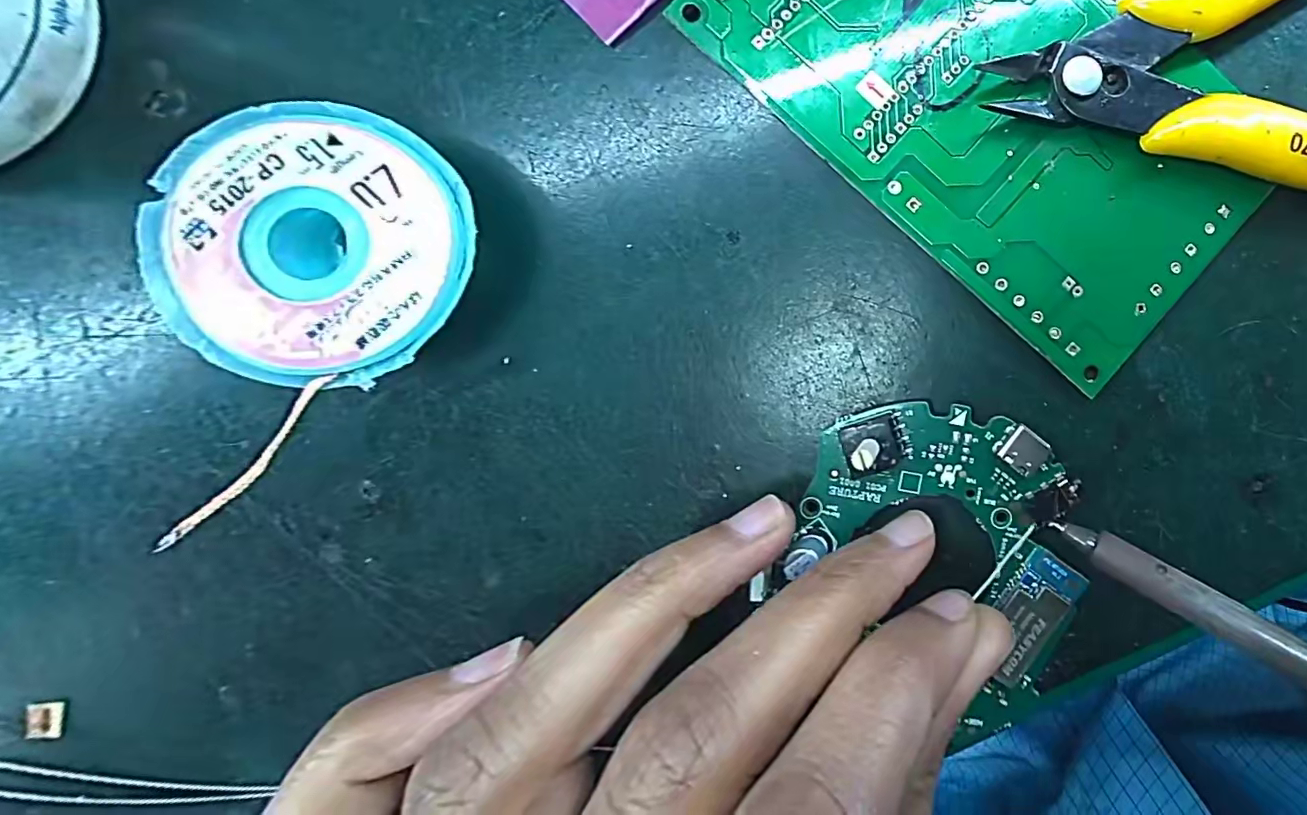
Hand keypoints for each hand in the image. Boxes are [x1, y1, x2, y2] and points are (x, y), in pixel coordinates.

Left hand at [270, 496, 1012, 813]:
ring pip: (535, 724)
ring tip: (767, 519)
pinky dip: (401, 711)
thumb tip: (963, 648)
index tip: (958, 610)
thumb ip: (896, 793)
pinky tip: (502, 649)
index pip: (823, 798)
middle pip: (701, 733)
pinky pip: (343, 790)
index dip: (902, 682)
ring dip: (665, 591)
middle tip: (899, 539)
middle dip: (829, 610)